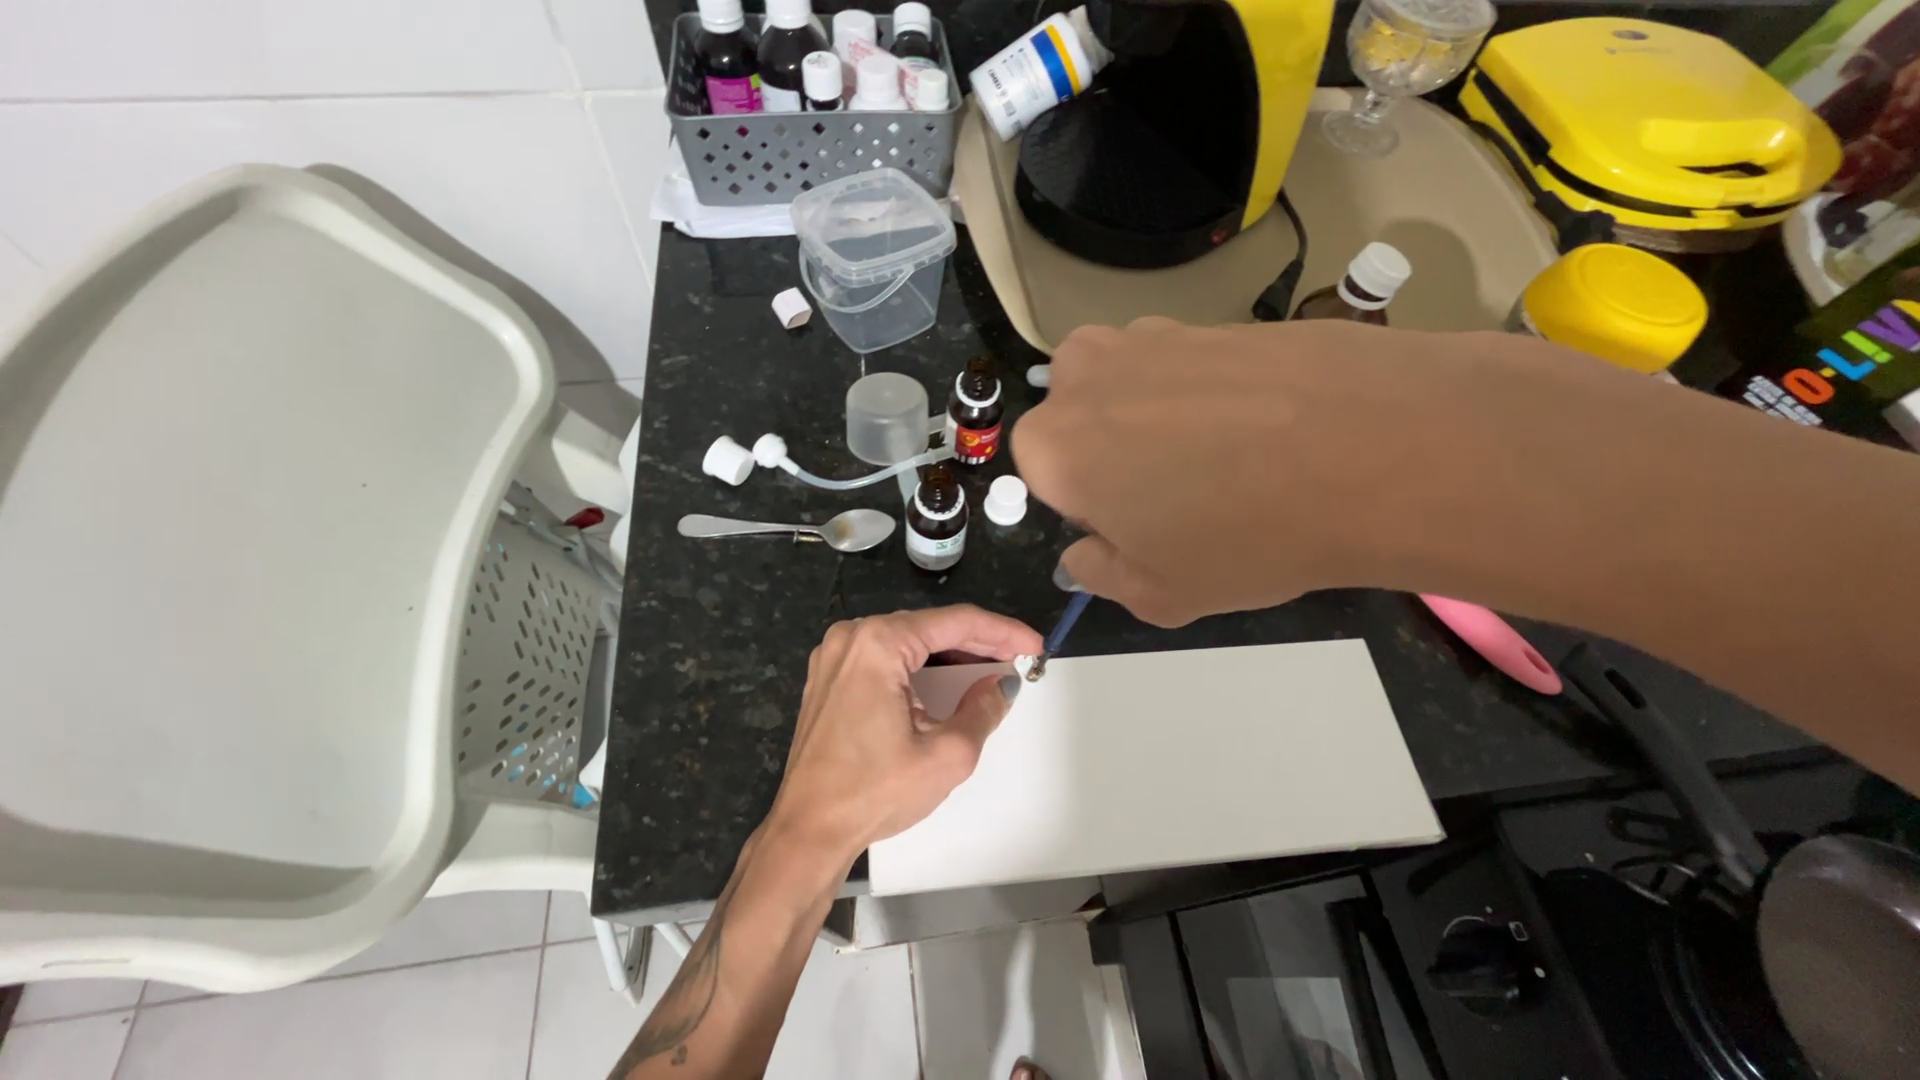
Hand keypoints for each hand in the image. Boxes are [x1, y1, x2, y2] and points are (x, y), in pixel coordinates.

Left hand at [765, 605, 1043, 866]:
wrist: (807, 830)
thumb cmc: (874, 792)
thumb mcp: (947, 755)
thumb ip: (982, 711)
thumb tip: (1001, 686)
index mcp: (878, 643)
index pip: (954, 623)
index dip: (1002, 632)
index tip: (1034, 645)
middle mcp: (851, 638)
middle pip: (929, 627)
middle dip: (977, 643)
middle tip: (1018, 659)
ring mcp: (834, 657)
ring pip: (907, 643)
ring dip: (949, 656)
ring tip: (990, 671)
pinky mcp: (828, 679)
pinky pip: (884, 659)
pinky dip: (918, 669)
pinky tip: (947, 684)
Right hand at [1013, 316, 1632, 625]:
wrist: (1378, 446)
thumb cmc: (1247, 535)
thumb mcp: (1160, 593)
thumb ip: (1100, 574)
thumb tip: (1087, 551)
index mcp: (1055, 444)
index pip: (1046, 477)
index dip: (1092, 507)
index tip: (1143, 528)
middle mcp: (1086, 375)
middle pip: (1081, 422)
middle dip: (1114, 455)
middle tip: (1184, 496)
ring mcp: (1151, 335)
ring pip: (1131, 388)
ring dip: (1159, 421)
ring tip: (1233, 462)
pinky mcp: (1211, 317)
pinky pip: (1187, 367)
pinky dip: (1212, 396)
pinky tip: (1267, 428)